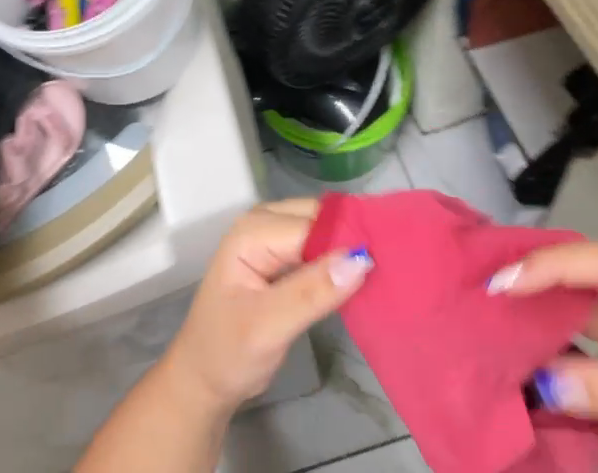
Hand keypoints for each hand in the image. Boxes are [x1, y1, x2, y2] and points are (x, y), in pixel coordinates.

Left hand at [160, 199, 372, 411]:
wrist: (204, 379)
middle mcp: (263, 224)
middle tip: (394, 264)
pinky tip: (363, 278)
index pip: (313, 225)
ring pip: (324, 229)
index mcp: (252, 232)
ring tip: (386, 269)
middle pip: (321, 218)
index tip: (390, 259)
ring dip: (350, 248)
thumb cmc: (227, 353)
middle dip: (353, 237)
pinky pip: (319, 247)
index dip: (349, 240)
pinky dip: (340, 260)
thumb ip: (312, 292)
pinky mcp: (283, 257)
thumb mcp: (269, 328)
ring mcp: (273, 239)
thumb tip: (360, 259)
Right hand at [491, 242, 597, 471]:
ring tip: (486, 301)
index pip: (595, 262)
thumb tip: (544, 381)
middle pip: (576, 264)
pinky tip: (515, 332)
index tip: (502, 283)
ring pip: (570, 289)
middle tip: (479, 282)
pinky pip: (573, 318)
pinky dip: (543, 322)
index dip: (546, 267)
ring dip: (531, 293)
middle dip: (529, 268)